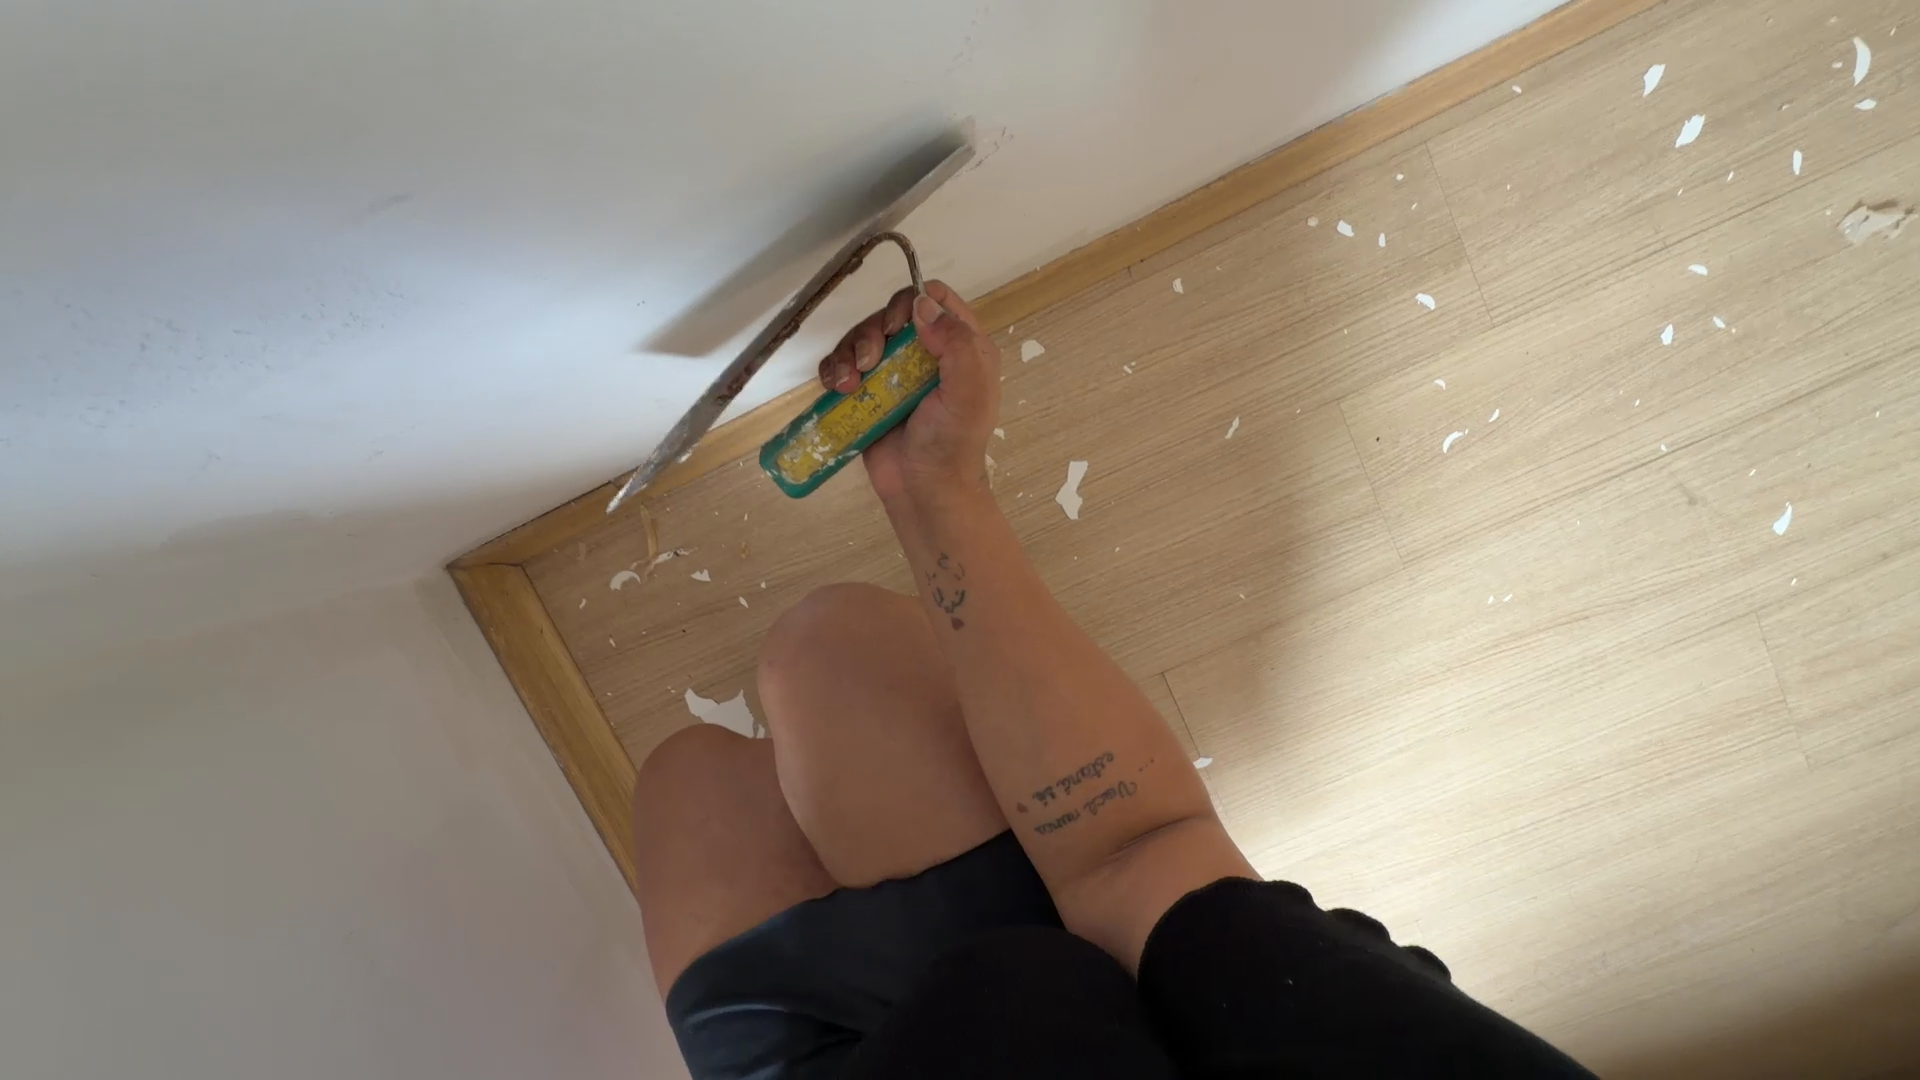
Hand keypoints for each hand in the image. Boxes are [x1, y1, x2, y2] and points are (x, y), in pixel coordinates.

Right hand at [816, 280, 1000, 503]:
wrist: (924, 492)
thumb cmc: (952, 445)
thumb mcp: (968, 393)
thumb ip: (956, 345)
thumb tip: (922, 305)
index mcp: (963, 349)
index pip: (938, 301)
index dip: (915, 301)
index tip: (899, 326)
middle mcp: (929, 356)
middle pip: (893, 316)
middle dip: (874, 332)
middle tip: (870, 361)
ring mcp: (896, 376)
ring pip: (864, 338)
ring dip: (850, 352)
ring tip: (849, 384)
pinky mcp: (868, 395)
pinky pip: (845, 366)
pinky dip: (835, 370)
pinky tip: (838, 388)